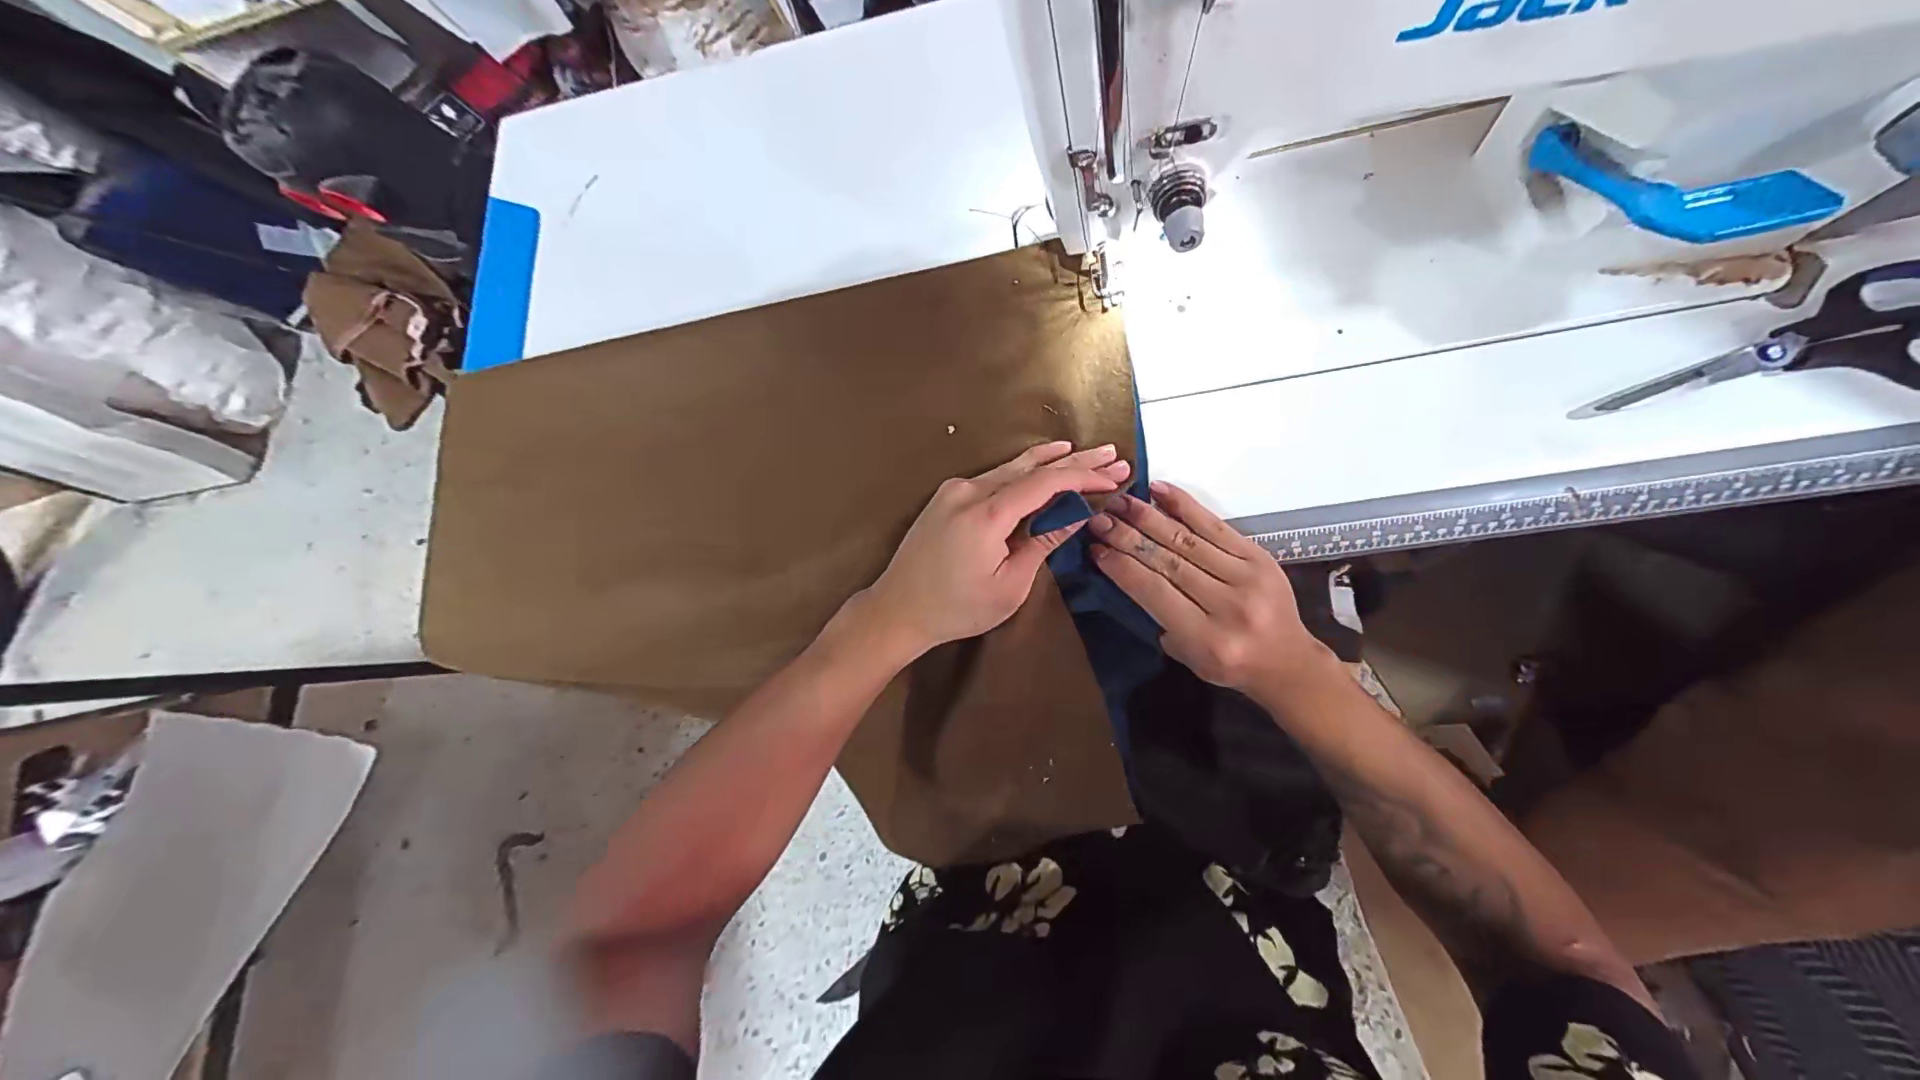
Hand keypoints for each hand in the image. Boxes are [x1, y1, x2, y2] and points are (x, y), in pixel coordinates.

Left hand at [856, 442, 1130, 657]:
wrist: (898, 608)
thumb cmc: (956, 608)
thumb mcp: (1010, 585)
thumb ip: (1044, 543)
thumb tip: (1077, 514)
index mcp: (986, 514)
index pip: (1046, 483)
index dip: (1083, 477)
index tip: (1113, 476)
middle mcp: (968, 491)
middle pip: (1030, 467)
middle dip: (1075, 462)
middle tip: (1111, 455)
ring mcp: (954, 490)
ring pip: (1011, 468)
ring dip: (1049, 462)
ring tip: (1084, 453)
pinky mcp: (946, 496)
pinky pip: (993, 476)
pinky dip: (1022, 472)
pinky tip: (1042, 464)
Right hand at [1088, 481, 1329, 694]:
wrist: (1286, 662)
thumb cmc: (1228, 664)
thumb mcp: (1186, 654)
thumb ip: (1158, 615)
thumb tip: (1127, 569)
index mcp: (1207, 638)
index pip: (1154, 591)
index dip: (1121, 566)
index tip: (1095, 547)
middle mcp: (1230, 605)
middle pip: (1168, 561)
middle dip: (1128, 536)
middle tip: (1099, 518)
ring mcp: (1248, 578)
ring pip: (1187, 540)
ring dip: (1148, 516)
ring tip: (1120, 501)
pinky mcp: (1260, 557)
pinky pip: (1216, 526)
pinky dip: (1185, 505)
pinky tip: (1159, 491)